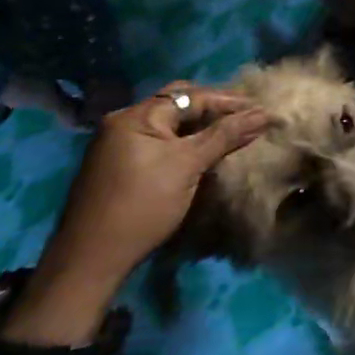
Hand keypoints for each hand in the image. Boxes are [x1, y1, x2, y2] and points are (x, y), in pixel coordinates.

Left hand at [6, 82, 267, 343]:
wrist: (91, 258)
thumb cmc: (142, 206)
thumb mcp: (187, 166)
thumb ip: (225, 136)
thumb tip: (263, 114)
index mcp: (137, 116)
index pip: (191, 96)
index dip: (229, 101)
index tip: (262, 108)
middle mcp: (124, 121)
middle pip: (177, 104)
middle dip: (213, 108)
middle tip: (247, 116)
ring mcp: (119, 143)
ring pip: (169, 123)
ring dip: (200, 125)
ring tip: (232, 130)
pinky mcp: (120, 163)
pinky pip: (159, 139)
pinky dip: (184, 139)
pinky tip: (203, 149)